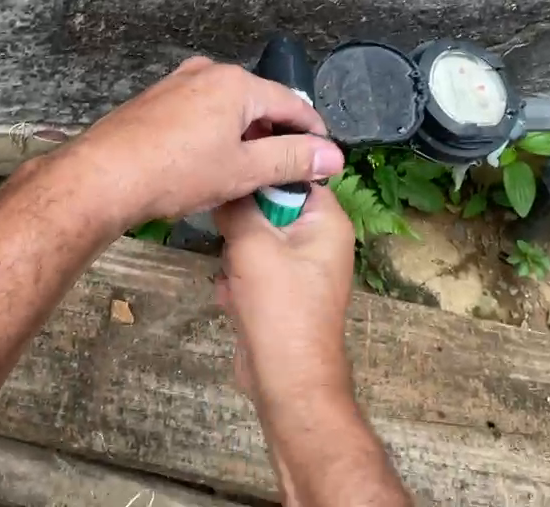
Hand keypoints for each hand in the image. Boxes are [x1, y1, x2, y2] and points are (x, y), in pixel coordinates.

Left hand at [71, 57, 341, 224]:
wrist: (104, 175)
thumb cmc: (176, 172)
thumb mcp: (243, 170)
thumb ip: (291, 159)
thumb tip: (332, 156)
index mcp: (236, 83)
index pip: (291, 103)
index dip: (312, 133)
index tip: (324, 158)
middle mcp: (207, 72)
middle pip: (259, 101)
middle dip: (276, 134)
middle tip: (287, 172)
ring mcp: (178, 82)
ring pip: (228, 107)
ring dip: (244, 135)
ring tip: (249, 172)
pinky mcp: (157, 98)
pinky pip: (201, 111)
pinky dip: (216, 132)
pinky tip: (209, 162)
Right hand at [213, 185, 357, 410]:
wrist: (287, 381)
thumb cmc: (278, 305)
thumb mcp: (250, 242)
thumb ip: (236, 204)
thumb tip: (222, 176)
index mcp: (327, 220)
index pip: (294, 171)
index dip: (261, 167)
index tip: (229, 168)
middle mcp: (320, 239)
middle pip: (271, 204)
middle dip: (243, 220)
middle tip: (226, 228)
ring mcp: (302, 267)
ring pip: (257, 236)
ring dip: (236, 251)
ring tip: (231, 268)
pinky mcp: (284, 291)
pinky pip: (255, 265)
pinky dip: (239, 276)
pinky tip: (232, 294)